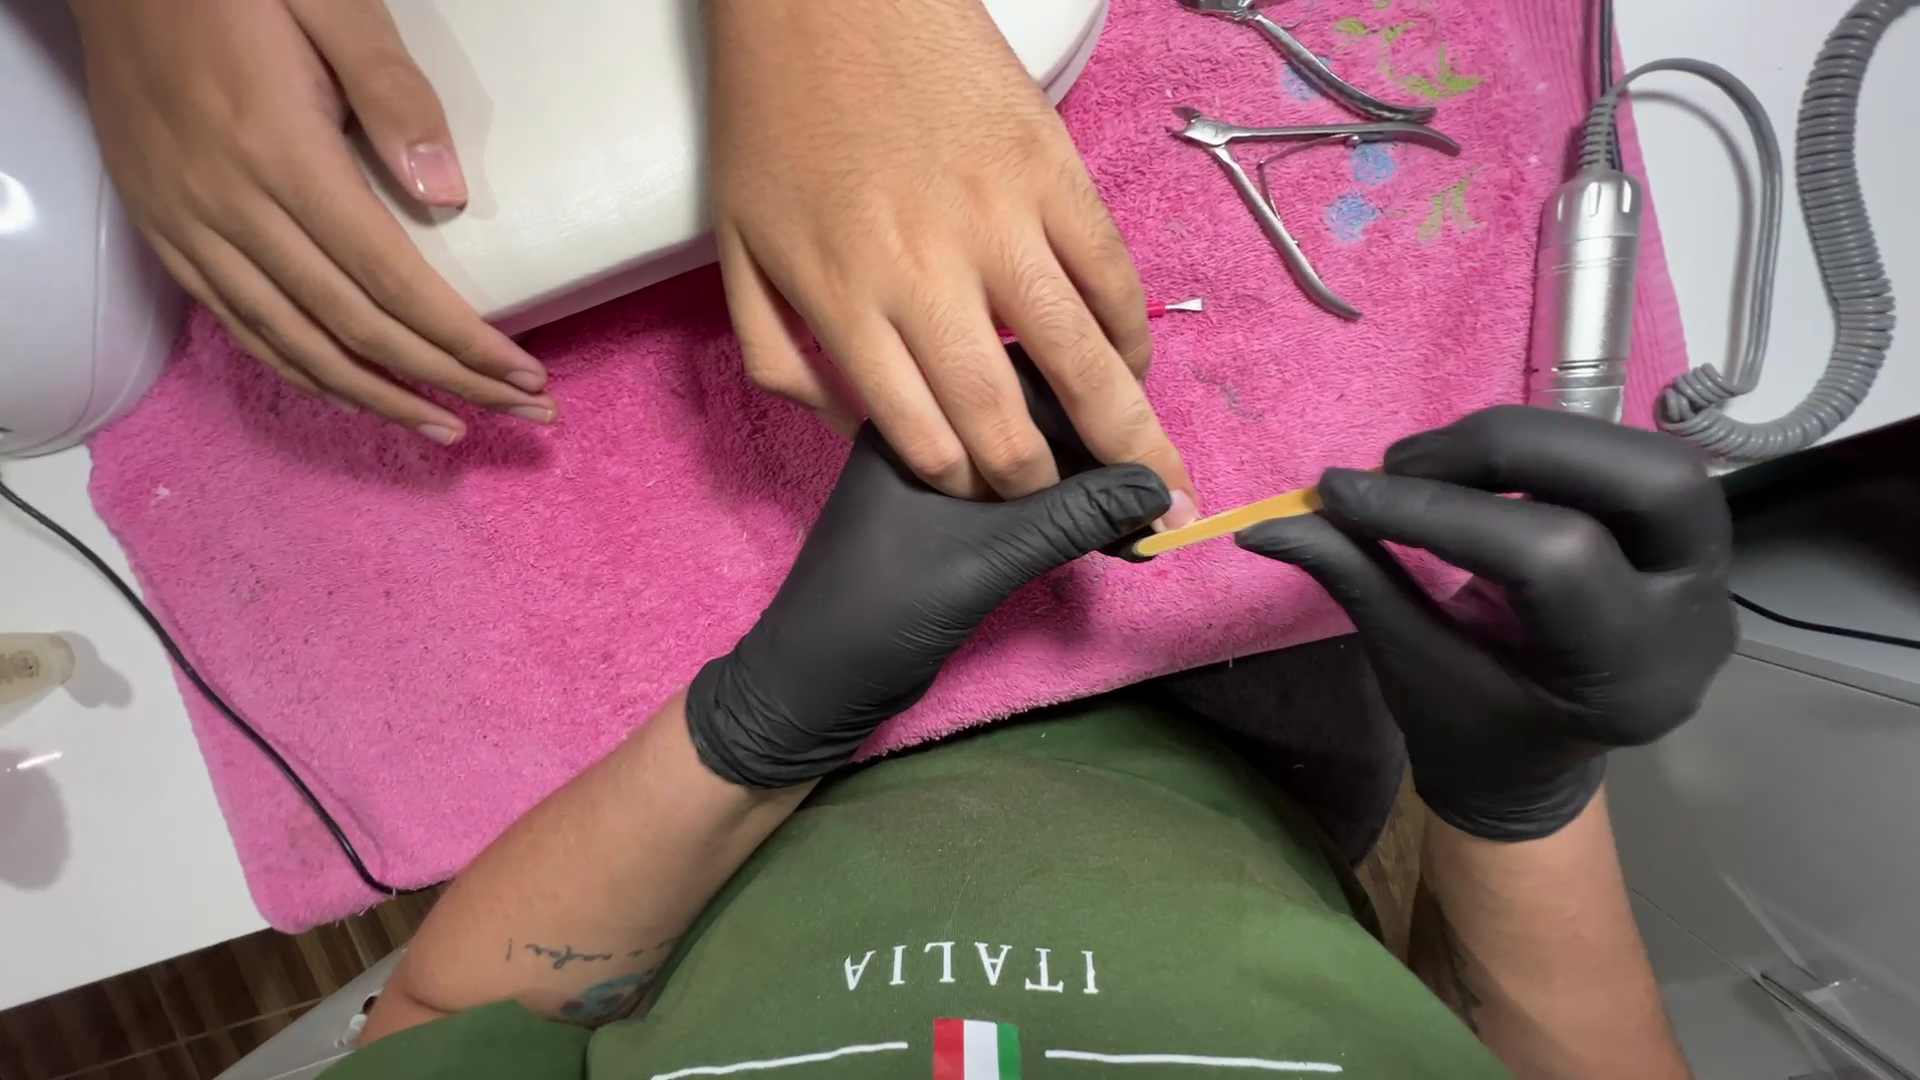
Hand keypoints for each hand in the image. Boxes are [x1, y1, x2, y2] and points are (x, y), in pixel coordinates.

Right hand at [72, 0, 553, 442]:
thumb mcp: (332, 7)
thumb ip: (394, 97)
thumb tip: (448, 196)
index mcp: (279, 156)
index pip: (397, 283)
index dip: (466, 342)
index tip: (527, 376)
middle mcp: (228, 206)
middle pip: (361, 329)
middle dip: (453, 381)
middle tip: (523, 412)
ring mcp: (188, 226)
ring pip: (297, 345)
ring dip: (382, 400)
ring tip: (452, 429)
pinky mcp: (166, 232)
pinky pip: (242, 328)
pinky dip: (307, 375)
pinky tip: (361, 398)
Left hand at [687, 425, 1169, 787]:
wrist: (815, 684)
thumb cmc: (884, 610)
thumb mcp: (984, 559)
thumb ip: (1071, 517)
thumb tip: (1161, 489)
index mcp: (923, 418)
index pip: (1030, 389)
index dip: (1103, 417)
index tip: (1163, 461)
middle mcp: (933, 433)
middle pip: (1040, 425)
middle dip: (1105, 461)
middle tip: (1163, 501)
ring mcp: (944, 479)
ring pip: (1037, 466)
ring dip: (1091, 494)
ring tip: (1142, 527)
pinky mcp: (953, 522)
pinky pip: (1023, 503)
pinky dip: (1067, 518)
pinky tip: (1107, 536)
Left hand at [703, 0, 1195, 522]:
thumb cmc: (776, 124)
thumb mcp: (737, 260)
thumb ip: (780, 364)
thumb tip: (853, 433)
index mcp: (850, 310)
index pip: (932, 444)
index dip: (969, 491)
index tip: (989, 499)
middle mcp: (930, 281)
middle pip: (1010, 426)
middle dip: (1049, 490)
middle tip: (1079, 513)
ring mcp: (1001, 225)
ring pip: (1081, 363)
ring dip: (1122, 435)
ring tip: (1149, 473)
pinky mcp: (1053, 173)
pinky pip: (1114, 280)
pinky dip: (1131, 337)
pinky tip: (1129, 364)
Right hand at [1238, 407, 1735, 839]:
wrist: (1529, 760)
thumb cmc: (1465, 727)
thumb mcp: (1402, 661)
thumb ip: (1350, 578)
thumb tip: (1265, 527)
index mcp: (1623, 676)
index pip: (1549, 558)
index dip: (1435, 511)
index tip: (1337, 496)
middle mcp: (1696, 617)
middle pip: (1649, 481)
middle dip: (1510, 450)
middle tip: (1401, 464)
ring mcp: (1710, 574)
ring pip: (1647, 456)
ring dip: (1521, 440)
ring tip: (1424, 464)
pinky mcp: (1685, 544)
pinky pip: (1619, 463)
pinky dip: (1532, 450)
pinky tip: (1465, 470)